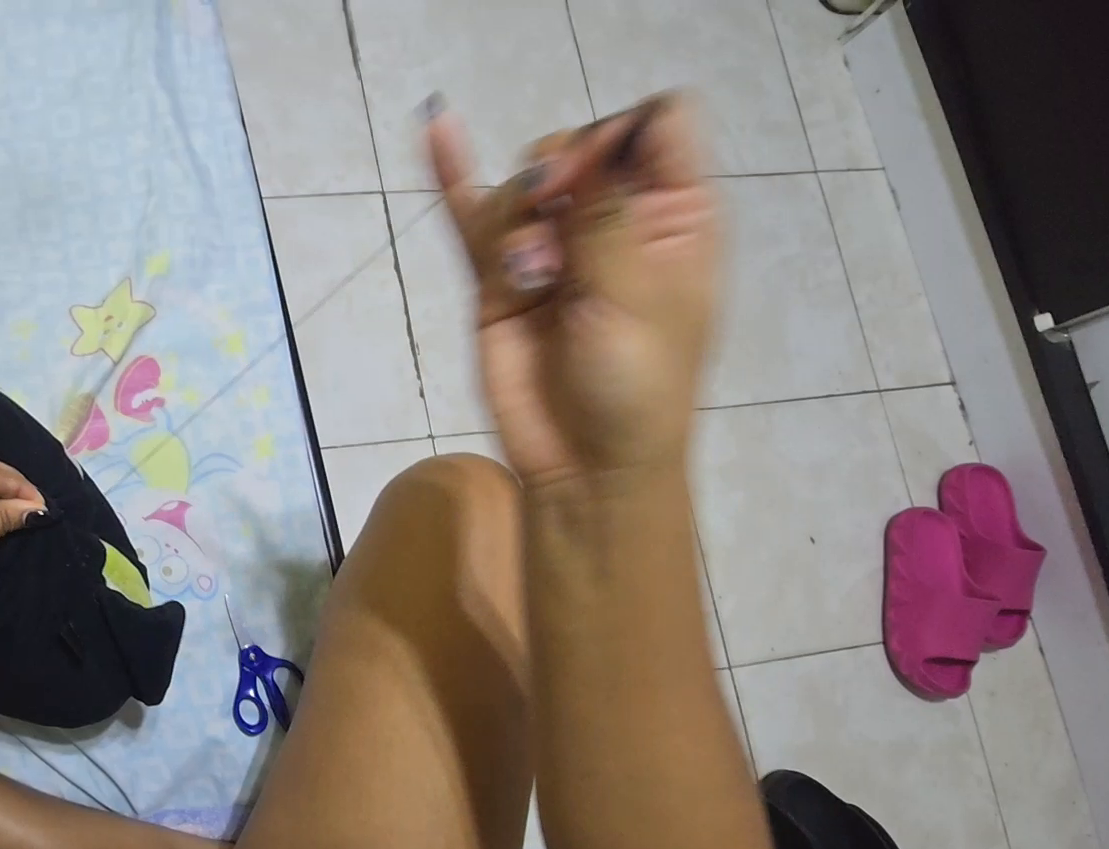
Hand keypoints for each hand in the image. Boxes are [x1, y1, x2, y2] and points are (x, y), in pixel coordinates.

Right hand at [426, 93, 720, 494]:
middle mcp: (611, 223)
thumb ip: (606, 220)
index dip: (618, 137)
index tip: (592, 180)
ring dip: (518, 223)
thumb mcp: (637, 298)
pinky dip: (453, 178)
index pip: (654, 126)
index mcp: (672, 216)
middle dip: (559, 179)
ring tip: (530, 278)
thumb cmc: (635, 387)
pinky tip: (436, 127)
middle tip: (554, 239)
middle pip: (576, 150)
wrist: (582, 462)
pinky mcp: (498, 283)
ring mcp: (550, 252)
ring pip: (521, 191)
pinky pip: (473, 224)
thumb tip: (582, 148)